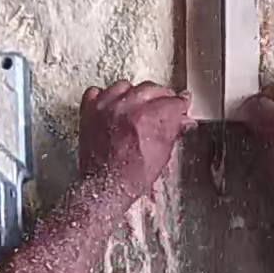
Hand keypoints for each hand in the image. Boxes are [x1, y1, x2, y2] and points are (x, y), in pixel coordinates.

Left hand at [78, 80, 192, 199]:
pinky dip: (106, 98)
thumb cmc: (133, 176)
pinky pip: (98, 91)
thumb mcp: (162, 154)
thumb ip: (173, 130)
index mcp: (150, 118)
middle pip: (152, 88)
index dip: (179, 106)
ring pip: (126, 86)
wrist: (105, 186)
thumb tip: (183, 119)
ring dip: (133, 95)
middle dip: (161, 98)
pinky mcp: (90, 110)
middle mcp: (128, 107)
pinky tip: (113, 108)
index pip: (173, 101)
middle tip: (161, 109)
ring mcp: (107, 106)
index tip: (180, 108)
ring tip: (135, 109)